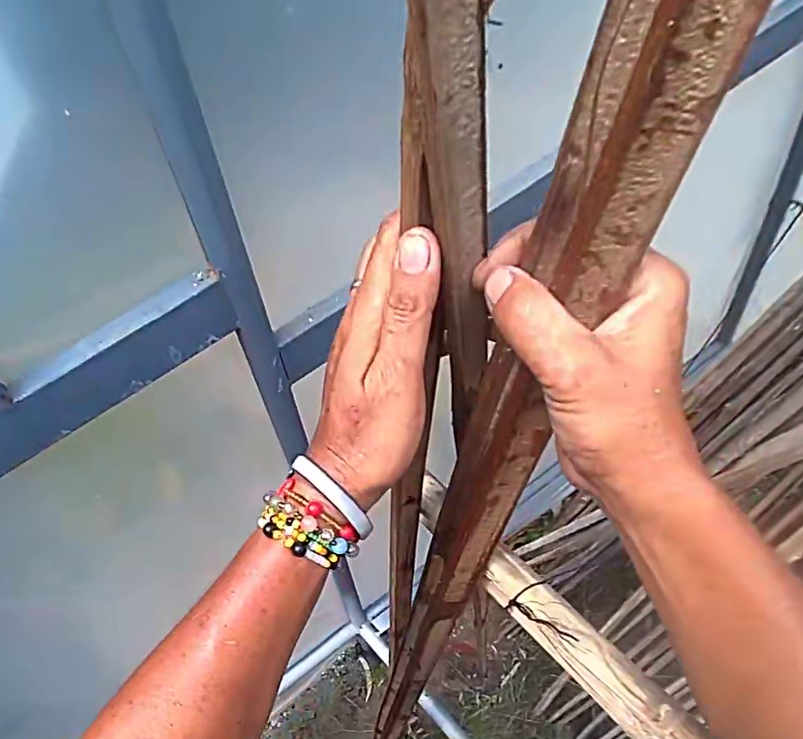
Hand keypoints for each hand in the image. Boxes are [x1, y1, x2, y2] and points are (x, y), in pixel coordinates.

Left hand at [306, 214, 440, 512]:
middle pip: (382, 256)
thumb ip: (407, 309)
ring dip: (414, 258)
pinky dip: (410, 293)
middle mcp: (356, 322)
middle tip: (456, 217)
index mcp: (364, 319)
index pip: (386, 244)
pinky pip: (388, 309)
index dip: (415, 215)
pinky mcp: (365, 356)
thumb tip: (416, 247)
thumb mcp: (397, 372)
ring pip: (385, 280)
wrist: (346, 477)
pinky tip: (430, 301)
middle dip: (416, 230)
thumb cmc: (372, 438)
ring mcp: (359, 338)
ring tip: (451, 248)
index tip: (448, 196)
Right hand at [472, 221, 703, 508]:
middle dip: (519, 278)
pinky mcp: (581, 349)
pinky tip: (500, 340)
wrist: (627, 477)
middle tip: (487, 293)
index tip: (497, 269)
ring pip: (548, 294)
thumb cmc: (629, 433)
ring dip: (515, 307)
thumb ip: (534, 320)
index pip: (583, 236)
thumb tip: (499, 282)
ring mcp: (602, 324)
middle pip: (561, 262)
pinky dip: (518, 331)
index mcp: (648, 284)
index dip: (533, 246)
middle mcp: (628, 297)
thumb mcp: (575, 370)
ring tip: (491, 318)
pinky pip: (543, 324)